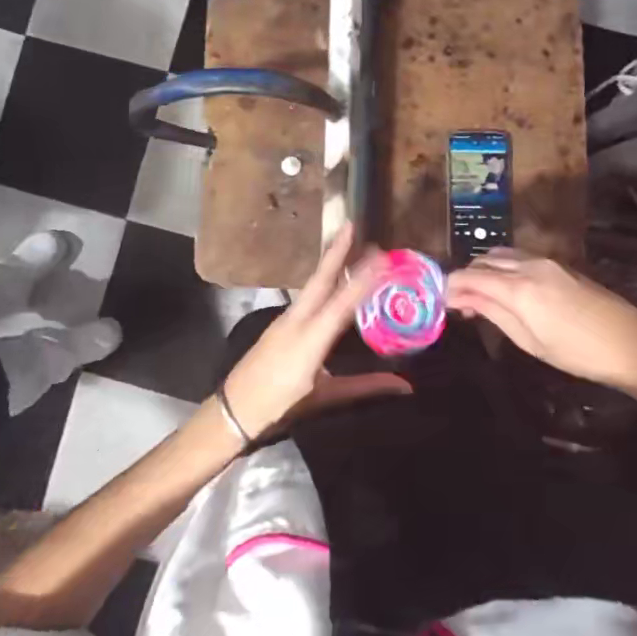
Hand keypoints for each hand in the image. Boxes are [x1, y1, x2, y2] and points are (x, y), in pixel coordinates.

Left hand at [221, 223, 410, 436]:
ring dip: (329, 266)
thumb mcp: (324, 397)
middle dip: (336, 253)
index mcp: (309, 340)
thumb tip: (403, 386)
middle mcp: (295, 322)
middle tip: (352, 226)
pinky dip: (320, 285)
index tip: (380, 256)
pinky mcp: (277, 326)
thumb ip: (364, 387)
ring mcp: (283, 321)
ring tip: (347, 248)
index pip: (341, 303)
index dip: (362, 280)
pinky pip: (304, 299)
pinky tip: (329, 284)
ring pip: (310, 288)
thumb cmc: (279, 404)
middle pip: (319, 282)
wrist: (234, 408)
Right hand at [445, 249, 636, 392]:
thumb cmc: (577, 352)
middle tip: (461, 305)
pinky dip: (503, 269)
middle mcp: (529, 266)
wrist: (632, 345)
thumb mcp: (528, 340)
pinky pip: (519, 258)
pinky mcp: (559, 266)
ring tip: (482, 298)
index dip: (450, 288)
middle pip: (483, 261)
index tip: (442, 304)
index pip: (469, 276)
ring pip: (501, 255)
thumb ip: (493, 313)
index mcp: (518, 287)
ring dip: (484, 271)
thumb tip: (461, 299)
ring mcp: (546, 262)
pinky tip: (506, 292)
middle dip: (466, 278)